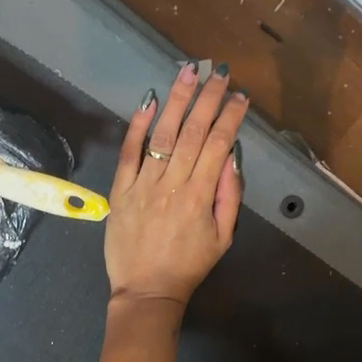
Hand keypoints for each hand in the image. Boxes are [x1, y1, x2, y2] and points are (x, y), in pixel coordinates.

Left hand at [105, 61, 246, 308]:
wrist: (146, 290)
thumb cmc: (189, 266)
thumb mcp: (223, 238)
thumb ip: (230, 198)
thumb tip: (233, 159)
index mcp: (200, 196)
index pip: (218, 145)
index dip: (230, 117)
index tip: (240, 97)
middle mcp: (172, 184)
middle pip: (193, 131)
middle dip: (208, 98)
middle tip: (219, 72)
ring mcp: (143, 184)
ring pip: (163, 134)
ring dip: (177, 100)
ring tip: (188, 71)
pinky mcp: (121, 189)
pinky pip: (129, 152)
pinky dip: (138, 125)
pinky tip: (149, 101)